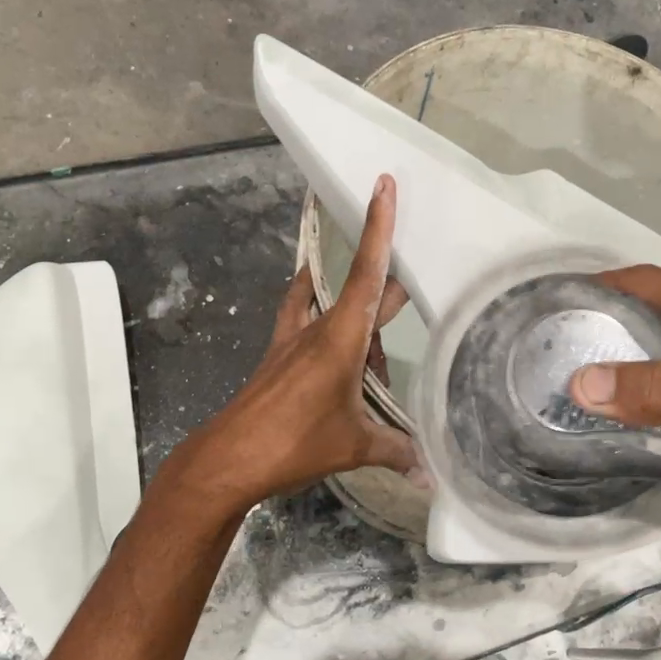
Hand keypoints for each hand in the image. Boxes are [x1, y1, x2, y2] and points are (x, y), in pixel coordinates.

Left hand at [171, 175, 418, 511]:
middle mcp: (317, 329)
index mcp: (341, 339)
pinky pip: (305, 325)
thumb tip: (430, 474)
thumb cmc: (295, 444)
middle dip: (387, 292)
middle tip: (412, 297)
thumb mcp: (354, 448)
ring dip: (360, 329)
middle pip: (360, 293)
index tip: (383, 185)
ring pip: (335, 314)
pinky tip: (328, 335)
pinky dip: (321, 322)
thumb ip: (396, 451)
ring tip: (377, 373)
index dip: (380, 228)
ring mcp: (293, 341)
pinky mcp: (279, 358)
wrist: (230, 458)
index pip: (368, 273)